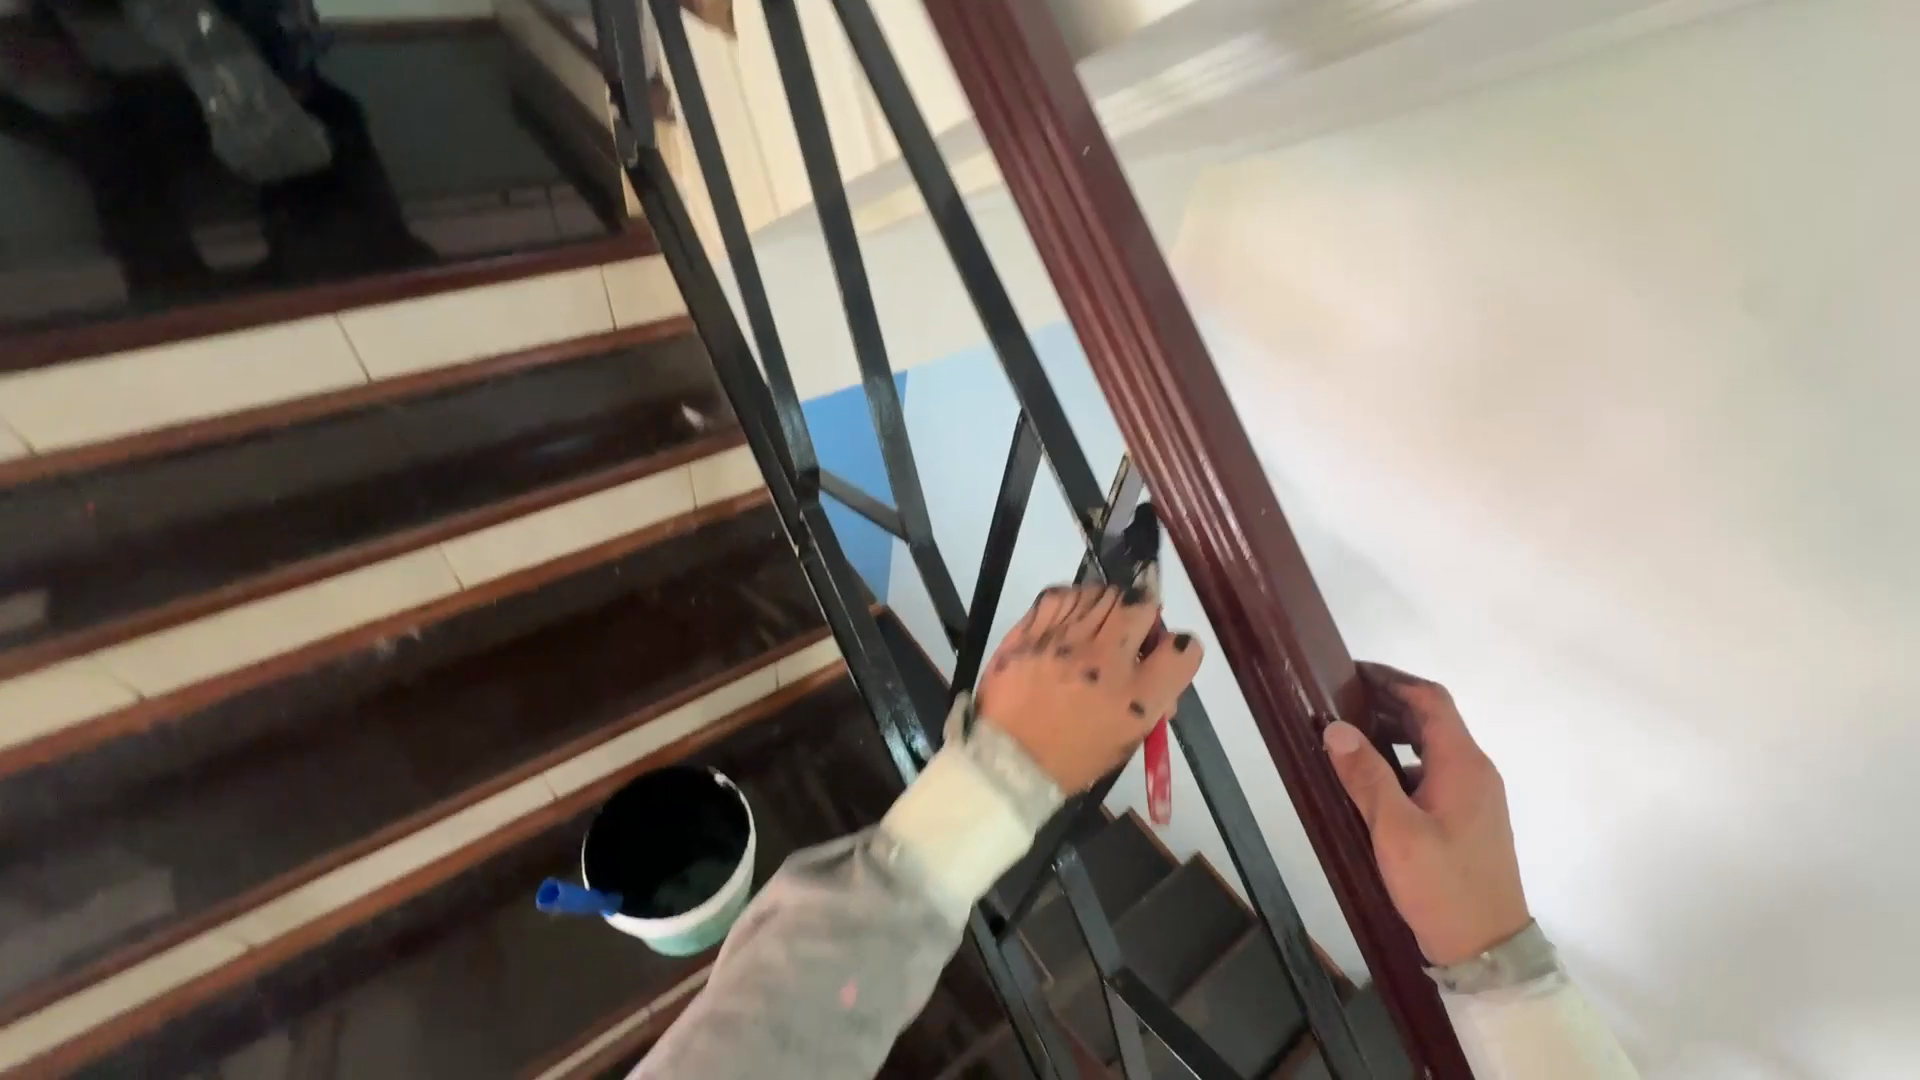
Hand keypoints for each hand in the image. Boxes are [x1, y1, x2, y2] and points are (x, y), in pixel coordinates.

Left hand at [977, 585, 1202, 793]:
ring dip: (1106, 606)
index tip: (1163, 651)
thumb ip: (1151, 699)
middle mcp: (1104, 662)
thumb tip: (1159, 667)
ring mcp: (1064, 641)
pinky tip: (1069, 618)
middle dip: (1142, 615)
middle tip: (1129, 631)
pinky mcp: (1030, 631)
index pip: (1183, 649)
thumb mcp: (1126, 739)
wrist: (1007, 761)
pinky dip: (1071, 600)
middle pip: (1141, 607)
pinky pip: (1061, 595)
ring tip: (1097, 624)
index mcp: (1136, 699)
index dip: (1178, 647)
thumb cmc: (1071, 757)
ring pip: (1102, 593)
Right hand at [1323, 663, 1529, 966]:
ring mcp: (1474, 797)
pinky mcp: (1466, 818)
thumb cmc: (1442, 884)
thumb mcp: (1395, 830)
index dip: (1392, 679)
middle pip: (1432, 719)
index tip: (1351, 671)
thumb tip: (1336, 727)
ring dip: (1392, 731)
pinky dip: (1400, 760)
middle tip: (1338, 699)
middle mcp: (1475, 772)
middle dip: (1386, 701)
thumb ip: (1366, 776)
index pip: (1431, 700)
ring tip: (1347, 735)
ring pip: (1431, 746)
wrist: (1487, 950)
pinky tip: (1369, 779)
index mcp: (1463, 765)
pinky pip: (1431, 771)